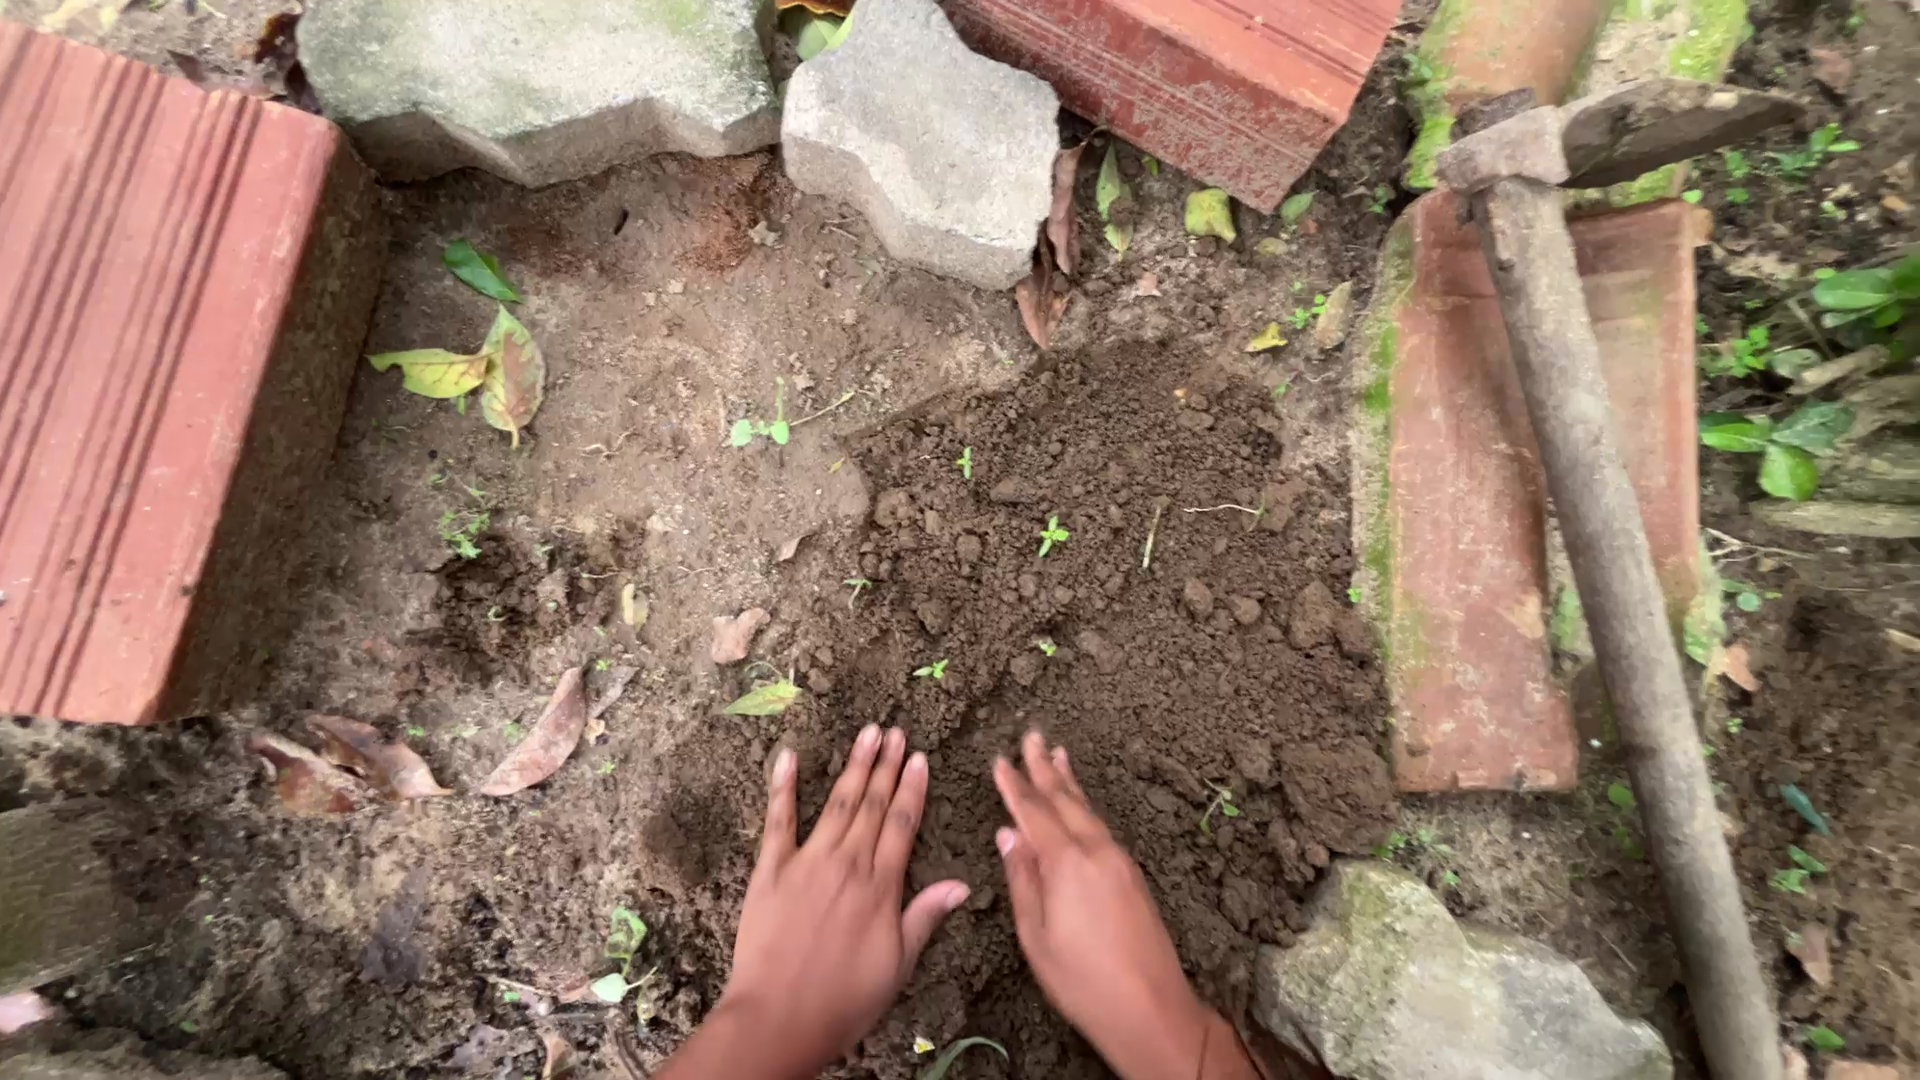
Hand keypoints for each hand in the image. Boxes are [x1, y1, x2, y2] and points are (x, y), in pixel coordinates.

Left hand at [703, 725, 969, 1078]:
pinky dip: (784, 786)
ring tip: (867, 734)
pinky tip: (790, 757)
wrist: (777, 1020)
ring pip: (838, 802)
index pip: (903, 823)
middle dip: (887, 765)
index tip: (919, 758)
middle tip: (896, 731)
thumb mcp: (897, 965)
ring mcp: (808, 861)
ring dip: (855, 766)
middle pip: (873, 804)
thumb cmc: (843, 1000)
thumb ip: (925, 917)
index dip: (912, 788)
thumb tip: (962, 884)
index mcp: (880, 885)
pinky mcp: (771, 869)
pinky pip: (778, 821)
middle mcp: (848, 863)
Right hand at [993, 732, 1228, 1079]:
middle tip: (1031, 735)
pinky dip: (1084, 805)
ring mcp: (1119, 860)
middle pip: (1064, 799)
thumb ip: (1022, 879)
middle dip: (1044, 767)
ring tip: (1057, 753)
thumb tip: (1008, 834)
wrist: (1153, 1010)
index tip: (1000, 759)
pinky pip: (1100, 825)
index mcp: (1067, 863)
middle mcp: (1096, 851)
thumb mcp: (1036, 936)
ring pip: (1086, 809)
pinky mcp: (1132, 874)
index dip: (1014, 785)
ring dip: (1068, 781)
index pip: (1033, 813)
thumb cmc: (1083, 981)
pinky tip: (1079, 803)